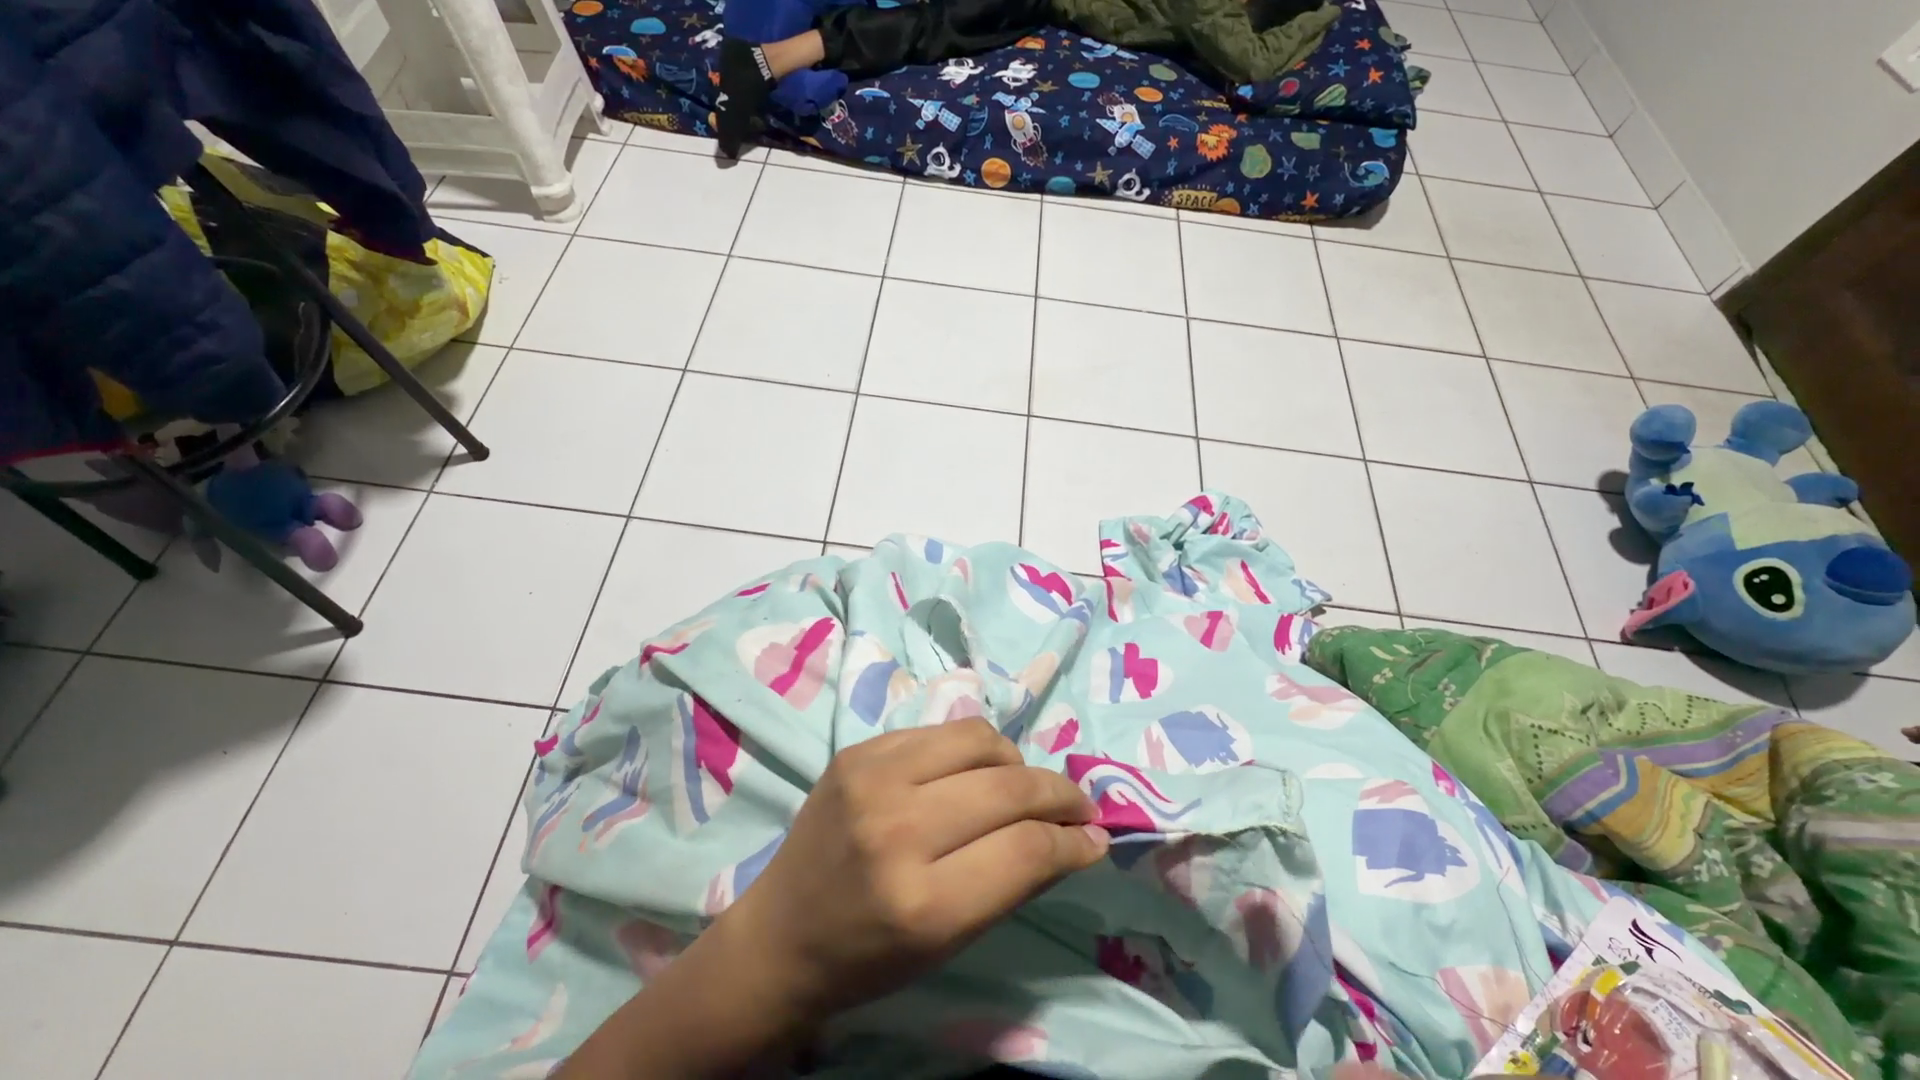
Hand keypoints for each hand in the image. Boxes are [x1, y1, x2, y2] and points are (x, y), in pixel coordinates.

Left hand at [555, 719, 1107, 1079]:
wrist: (780, 936)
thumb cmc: (870, 958)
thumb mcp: (952, 942)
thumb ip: (1018, 882)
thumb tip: (1084, 838)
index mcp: (924, 902)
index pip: (1028, 848)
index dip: (1075, 840)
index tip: (1095, 838)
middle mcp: (897, 830)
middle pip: (1011, 786)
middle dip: (1060, 794)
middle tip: (1077, 807)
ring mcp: (870, 780)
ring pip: (980, 739)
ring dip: (1015, 763)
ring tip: (1019, 787)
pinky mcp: (855, 752)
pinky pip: (939, 731)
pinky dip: (969, 751)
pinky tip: (969, 775)